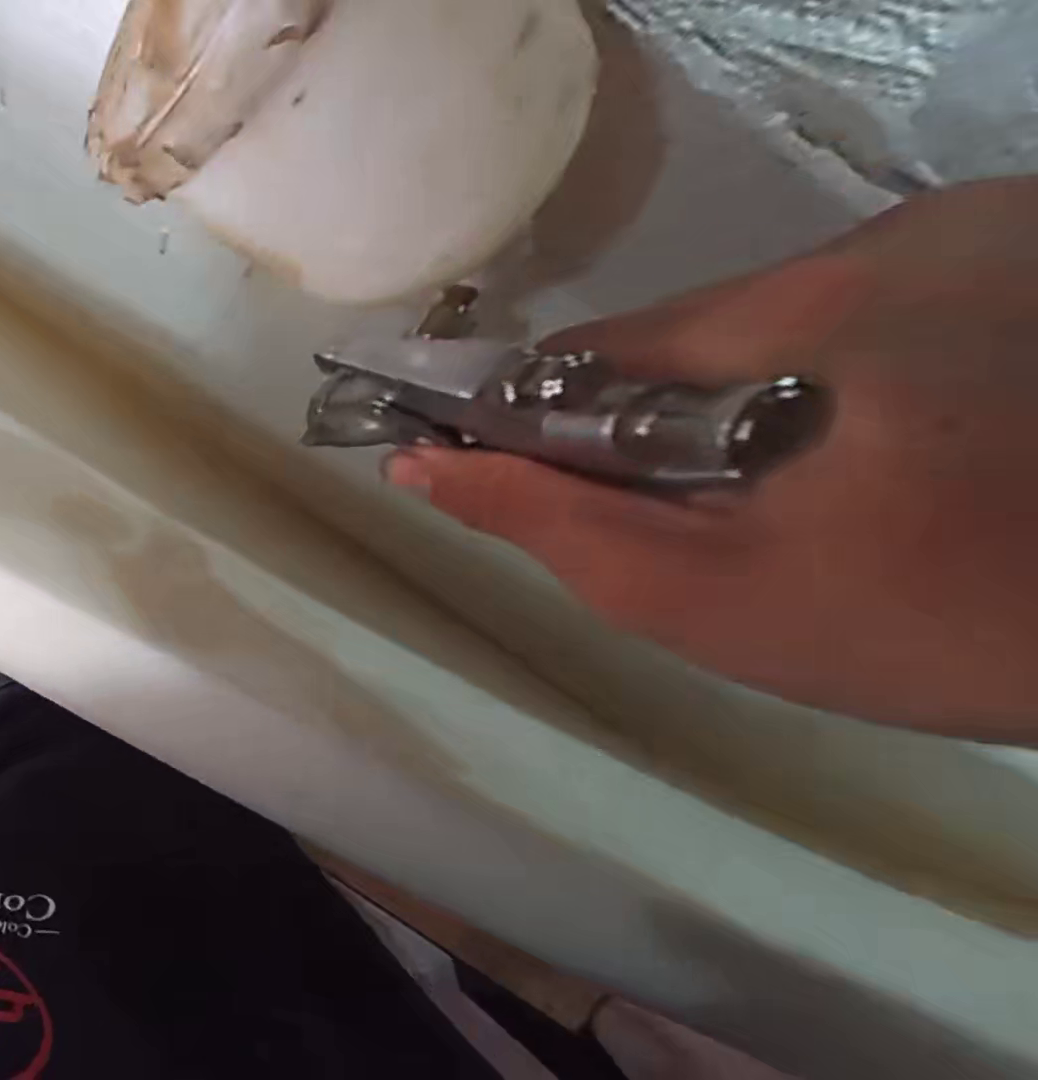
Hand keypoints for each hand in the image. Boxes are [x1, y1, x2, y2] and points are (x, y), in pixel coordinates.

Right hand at [385, 178, 1037, 742]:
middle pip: (669, 342)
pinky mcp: (1028, 262)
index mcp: (818, 304)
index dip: (541, 427)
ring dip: (719, 412)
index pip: (586, 357)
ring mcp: (990, 235)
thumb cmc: (936, 627)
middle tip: (687, 516)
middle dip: (640, 429)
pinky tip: (857, 456)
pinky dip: (802, 391)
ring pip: (747, 335)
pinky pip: (835, 328)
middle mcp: (906, 234)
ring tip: (782, 493)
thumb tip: (410, 462)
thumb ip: (535, 517)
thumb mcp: (689, 590)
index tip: (552, 490)